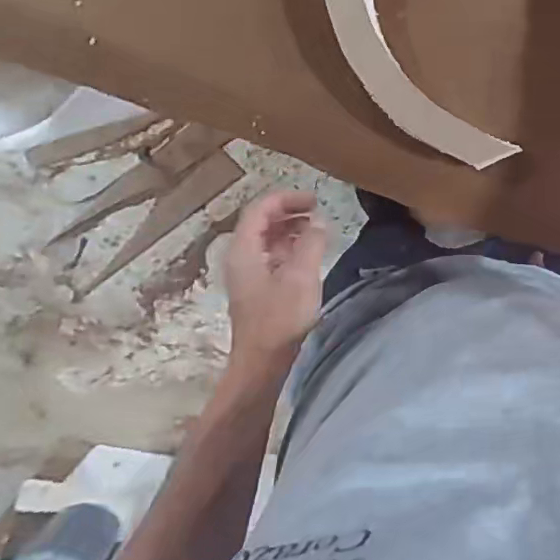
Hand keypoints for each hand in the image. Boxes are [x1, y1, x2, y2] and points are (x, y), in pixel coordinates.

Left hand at [222, 191, 327, 369]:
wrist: (262, 361)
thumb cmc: (280, 318)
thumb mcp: (302, 276)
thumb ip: (311, 243)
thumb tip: (318, 221)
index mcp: (244, 250)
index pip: (260, 209)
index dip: (287, 198)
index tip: (315, 200)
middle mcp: (240, 257)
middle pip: (261, 221)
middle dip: (289, 210)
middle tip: (317, 210)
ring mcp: (247, 273)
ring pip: (266, 238)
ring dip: (290, 228)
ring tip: (316, 228)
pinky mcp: (257, 287)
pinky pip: (271, 255)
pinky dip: (289, 246)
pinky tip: (308, 252)